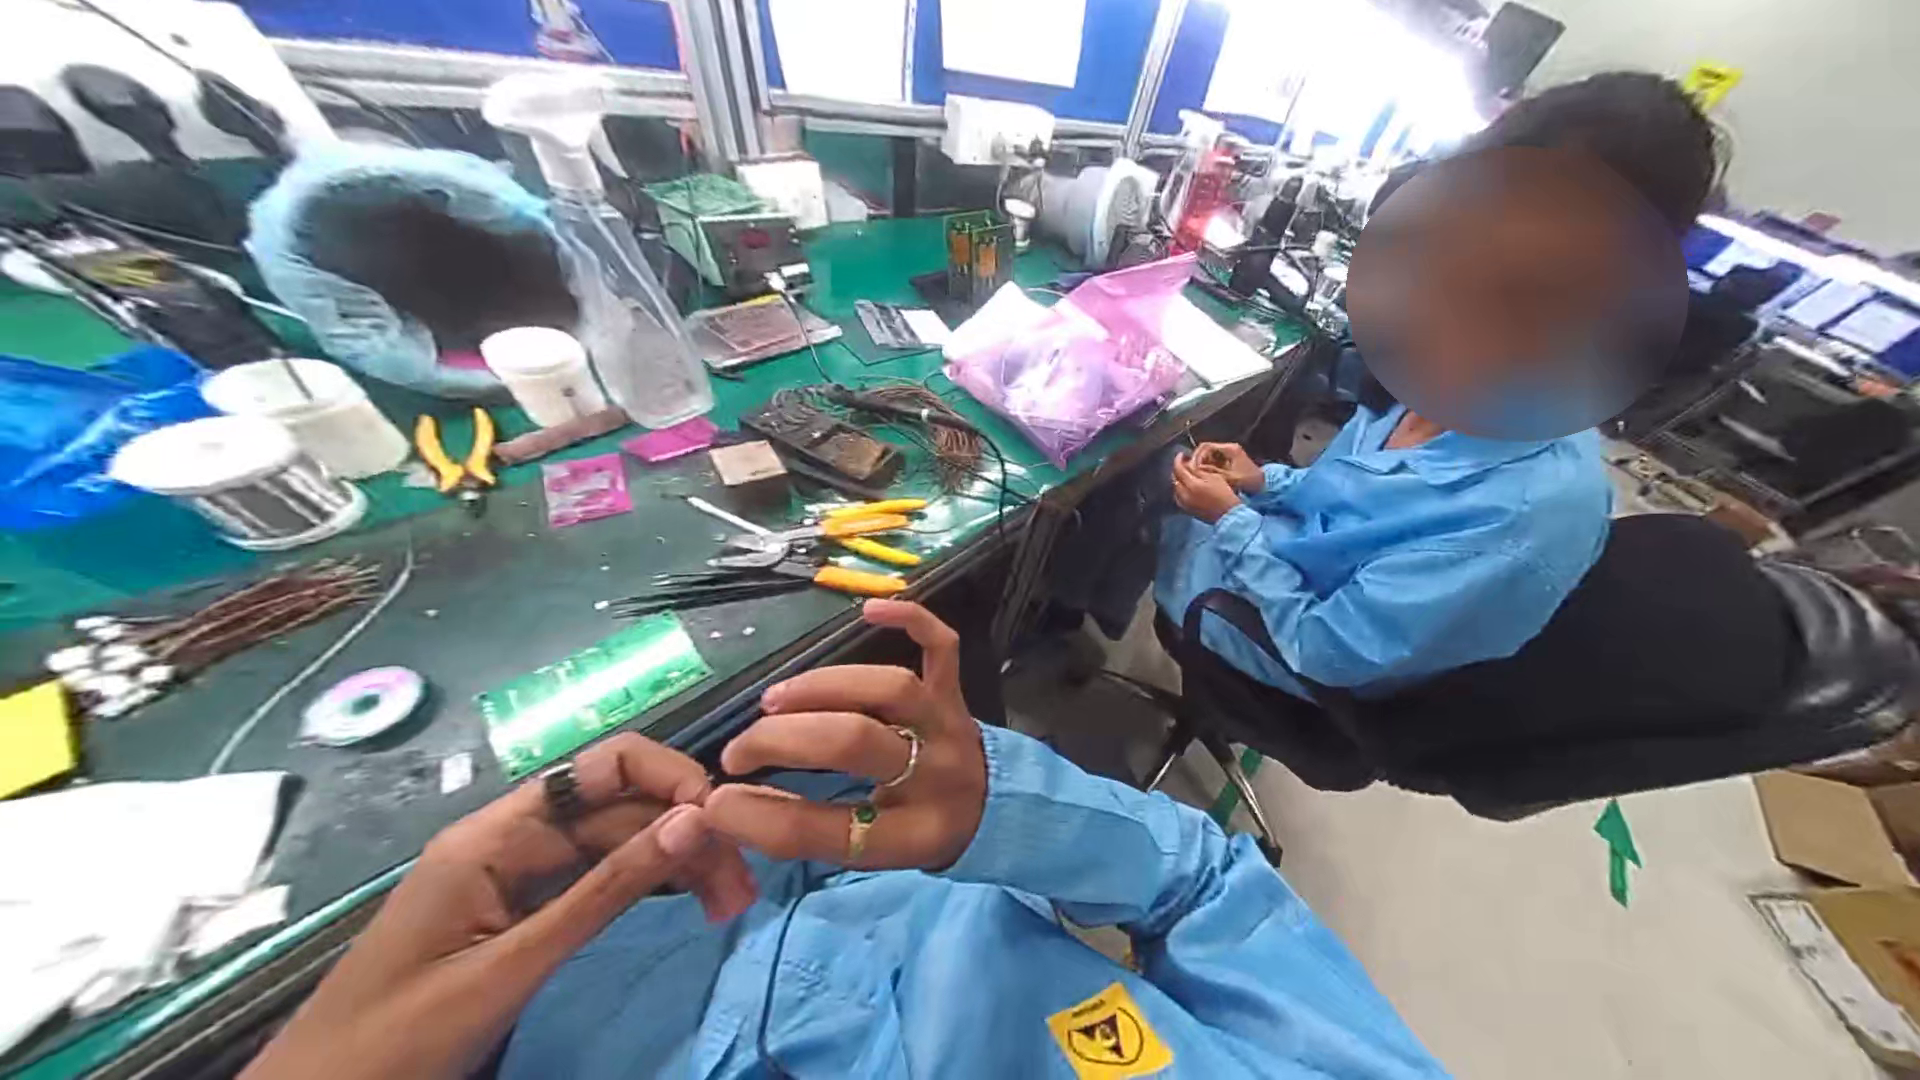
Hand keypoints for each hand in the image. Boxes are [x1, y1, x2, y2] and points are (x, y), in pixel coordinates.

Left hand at [243, 735, 756, 1079]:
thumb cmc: (388, 1049)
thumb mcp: (507, 969)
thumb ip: (606, 890)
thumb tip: (696, 819)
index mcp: (498, 832)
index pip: (606, 766)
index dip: (669, 776)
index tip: (715, 819)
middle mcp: (520, 837)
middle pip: (627, 808)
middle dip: (689, 835)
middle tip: (739, 889)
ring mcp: (528, 873)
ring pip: (626, 843)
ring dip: (681, 864)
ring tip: (729, 902)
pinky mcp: (534, 908)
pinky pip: (607, 878)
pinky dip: (652, 887)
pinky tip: (691, 901)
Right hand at [705, 600, 987, 870]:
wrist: (991, 808)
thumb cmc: (916, 832)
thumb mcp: (869, 855)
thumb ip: (806, 831)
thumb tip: (729, 805)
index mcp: (912, 836)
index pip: (828, 829)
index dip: (760, 818)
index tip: (715, 802)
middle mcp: (935, 774)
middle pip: (856, 742)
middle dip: (783, 740)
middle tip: (740, 749)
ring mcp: (948, 723)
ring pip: (890, 687)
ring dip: (824, 687)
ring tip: (775, 701)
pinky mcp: (955, 691)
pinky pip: (942, 647)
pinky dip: (910, 620)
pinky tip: (868, 610)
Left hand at [1173, 452, 1242, 523]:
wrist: (1228, 514)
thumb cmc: (1224, 493)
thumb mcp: (1213, 477)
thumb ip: (1198, 470)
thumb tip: (1188, 465)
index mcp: (1191, 485)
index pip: (1179, 469)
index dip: (1178, 460)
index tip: (1181, 454)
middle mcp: (1183, 494)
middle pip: (1175, 478)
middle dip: (1178, 470)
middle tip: (1184, 463)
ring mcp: (1184, 503)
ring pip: (1176, 488)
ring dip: (1179, 480)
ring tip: (1186, 474)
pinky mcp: (1187, 509)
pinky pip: (1178, 496)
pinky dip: (1180, 489)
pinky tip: (1187, 487)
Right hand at [1192, 442, 1264, 492]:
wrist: (1263, 485)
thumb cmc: (1249, 481)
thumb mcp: (1229, 477)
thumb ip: (1211, 472)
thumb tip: (1196, 469)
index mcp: (1230, 449)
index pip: (1205, 446)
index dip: (1196, 456)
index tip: (1192, 466)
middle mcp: (1229, 449)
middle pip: (1205, 450)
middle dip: (1197, 460)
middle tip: (1193, 471)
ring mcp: (1229, 454)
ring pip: (1208, 455)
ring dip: (1202, 464)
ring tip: (1198, 475)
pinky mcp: (1229, 460)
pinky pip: (1213, 460)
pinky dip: (1207, 467)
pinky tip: (1206, 476)